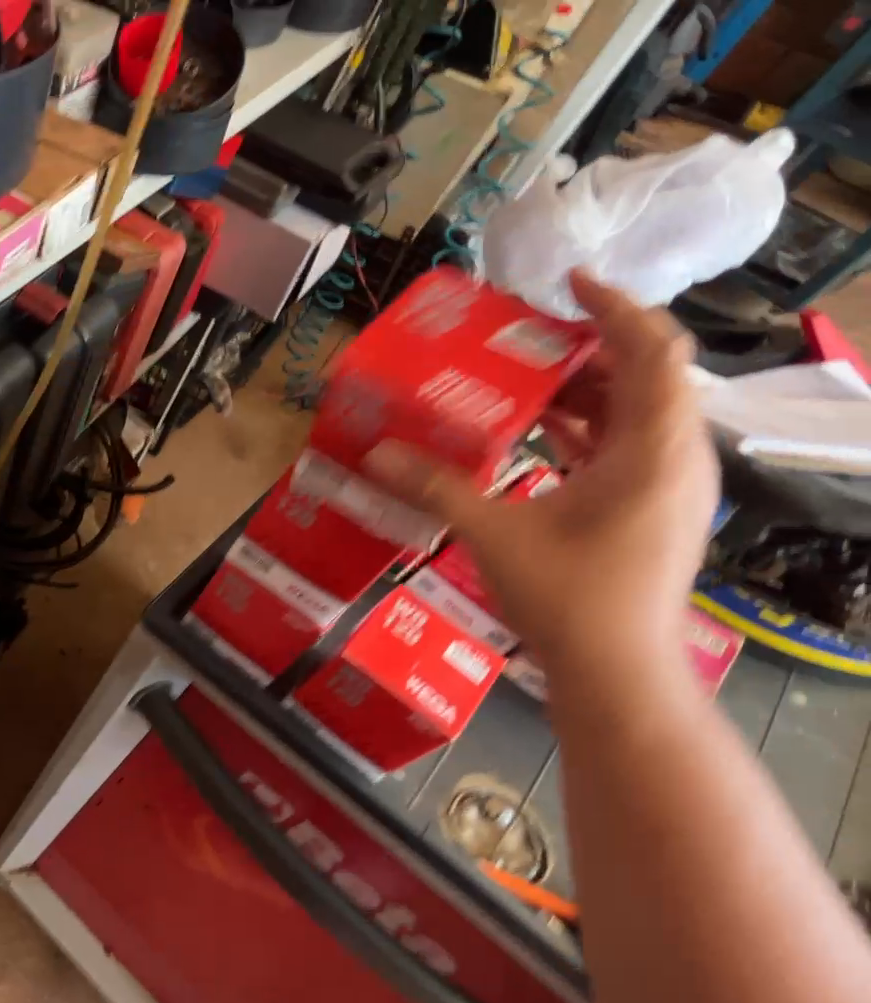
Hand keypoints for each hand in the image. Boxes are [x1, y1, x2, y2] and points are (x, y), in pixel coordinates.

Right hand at [362, 270, 718, 687]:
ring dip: (584, 392)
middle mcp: (675, 459)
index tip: (570, 283)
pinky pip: (625, 449)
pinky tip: (534, 435)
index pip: (652, 351)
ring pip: (637, 415)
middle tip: (527, 337)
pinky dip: (585, 430)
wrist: (616, 671)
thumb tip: (376, 454)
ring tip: (523, 380)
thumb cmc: (568, 596)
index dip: (616, 308)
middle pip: (647, 377)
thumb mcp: (493, 533)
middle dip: (589, 349)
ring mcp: (668, 489)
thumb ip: (436, 487)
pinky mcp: (650, 512)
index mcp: (653, 450)